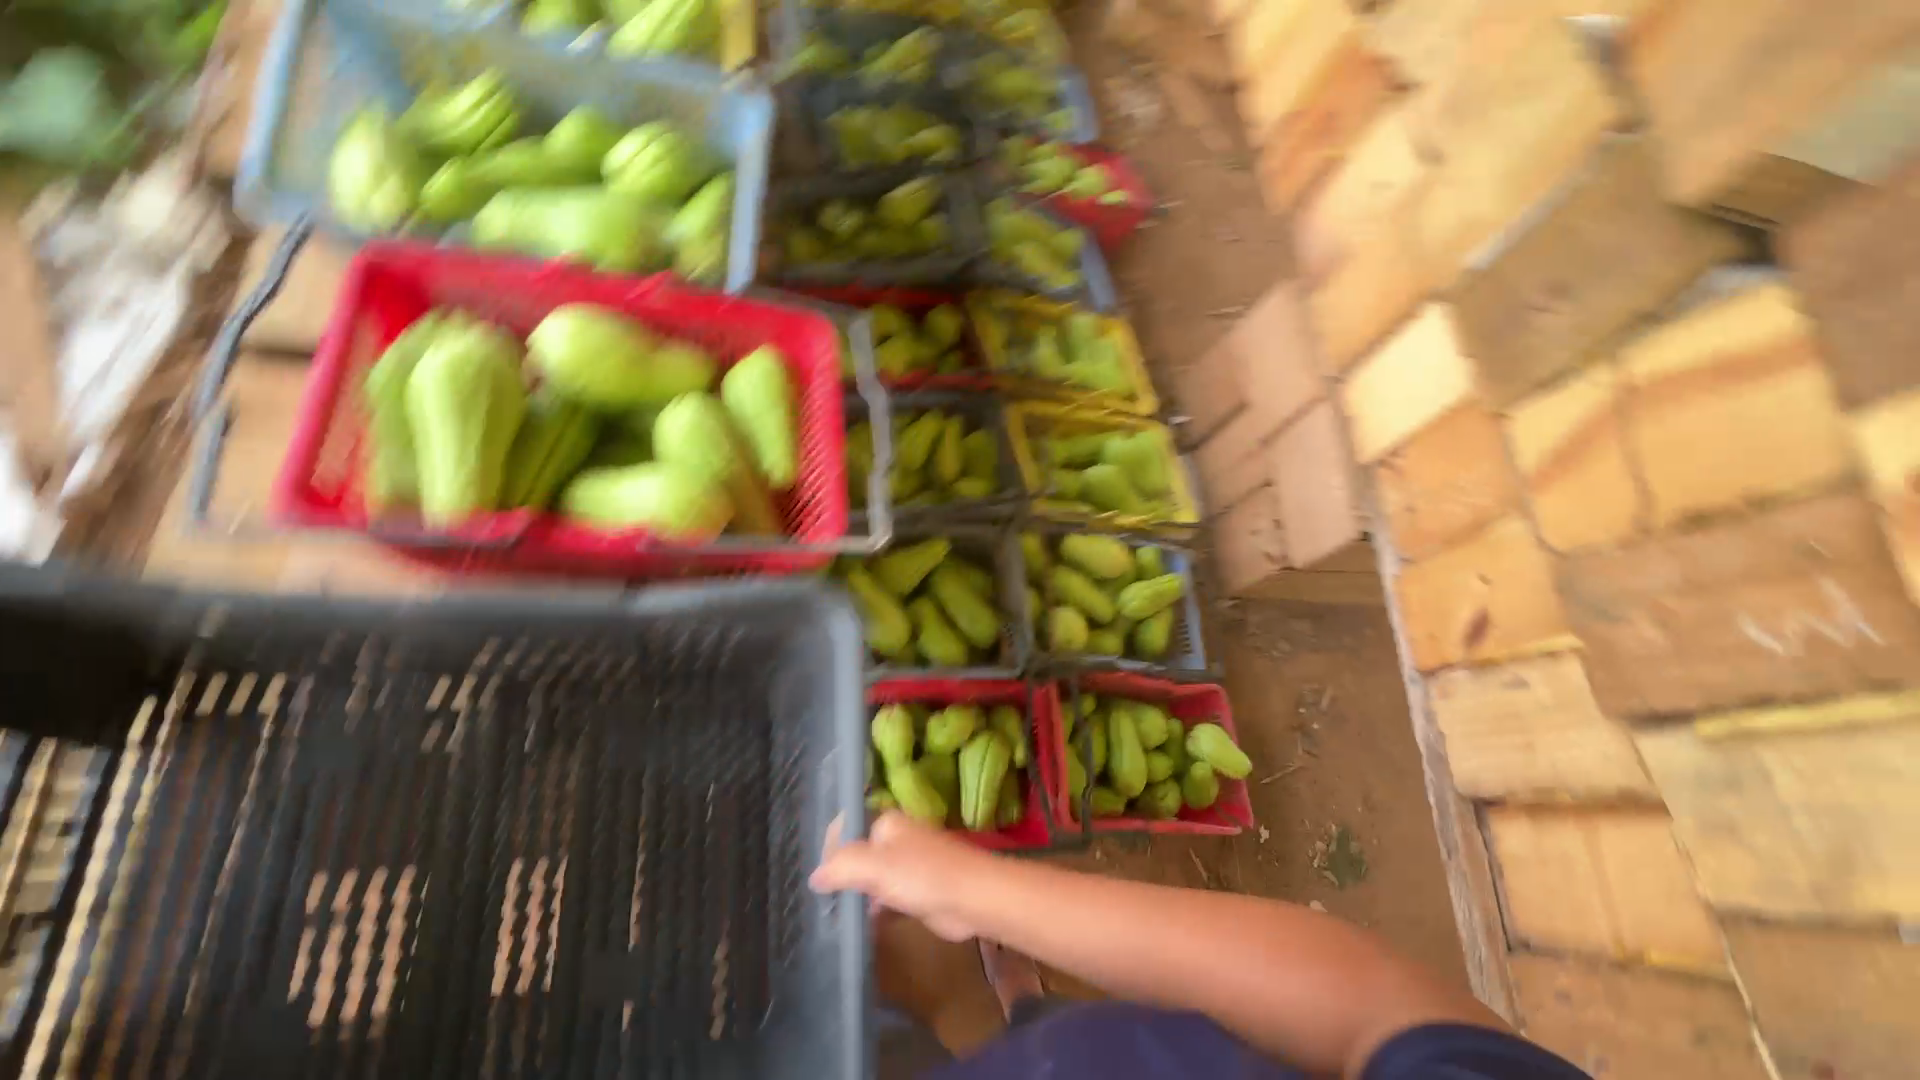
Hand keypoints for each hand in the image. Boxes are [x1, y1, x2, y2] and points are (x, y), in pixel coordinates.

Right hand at [809, 811, 997, 940]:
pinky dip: (874, 910)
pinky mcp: (917, 894)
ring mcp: (908, 868)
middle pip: (858, 856)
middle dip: (841, 876)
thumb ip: (841, 866)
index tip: (816, 878)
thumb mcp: (874, 865)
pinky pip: (887, 900)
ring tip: (834, 915)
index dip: (829, 850)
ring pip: (872, 879)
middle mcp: (896, 841)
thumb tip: (814, 876)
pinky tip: (861, 925)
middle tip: (821, 901)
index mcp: (887, 824)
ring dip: (856, 895)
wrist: (972, 900)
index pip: (847, 829)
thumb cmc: (922, 875)